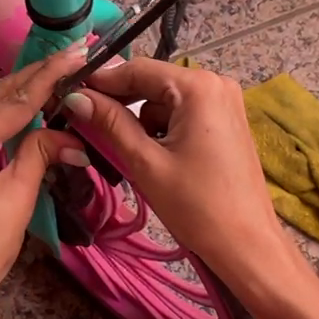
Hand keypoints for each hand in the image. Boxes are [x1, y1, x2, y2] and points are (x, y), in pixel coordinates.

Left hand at [0, 44, 90, 318]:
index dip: (50, 75)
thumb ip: (40, 154)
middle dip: (39, 73)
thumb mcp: (17, 199)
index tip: (78, 52)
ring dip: (24, 87)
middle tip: (74, 54)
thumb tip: (72, 133)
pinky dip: (7, 107)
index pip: (15, 99)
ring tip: (59, 71)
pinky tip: (30, 100)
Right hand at [59, 58, 289, 284]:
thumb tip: (76, 96)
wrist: (249, 248)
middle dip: (121, 102)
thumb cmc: (198, 207)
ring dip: (141, 119)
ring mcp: (224, 100)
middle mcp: (214, 82)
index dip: (102, 80)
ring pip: (165, 99)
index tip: (70, 91)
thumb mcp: (146, 163)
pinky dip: (162, 127)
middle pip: (153, 82)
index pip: (138, 70)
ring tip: (125, 151)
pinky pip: (182, 112)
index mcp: (198, 86)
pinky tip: (152, 155)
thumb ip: (111, 124)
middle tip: (85, 120)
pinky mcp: (226, 119)